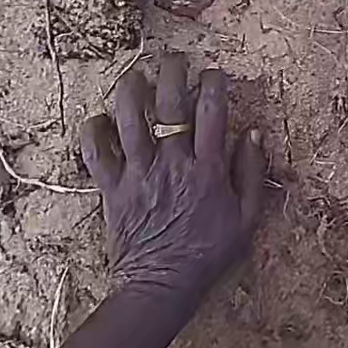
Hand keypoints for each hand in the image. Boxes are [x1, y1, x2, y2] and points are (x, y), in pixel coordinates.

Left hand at [80, 54, 265, 299]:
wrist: (161, 286)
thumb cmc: (208, 252)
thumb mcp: (246, 219)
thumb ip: (251, 173)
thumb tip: (253, 133)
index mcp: (206, 169)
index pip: (212, 111)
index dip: (214, 83)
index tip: (214, 73)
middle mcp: (171, 163)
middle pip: (168, 103)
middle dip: (172, 72)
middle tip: (175, 61)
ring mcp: (138, 174)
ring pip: (128, 118)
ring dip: (130, 90)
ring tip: (136, 76)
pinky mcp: (111, 188)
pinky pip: (95, 152)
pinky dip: (93, 131)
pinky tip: (100, 119)